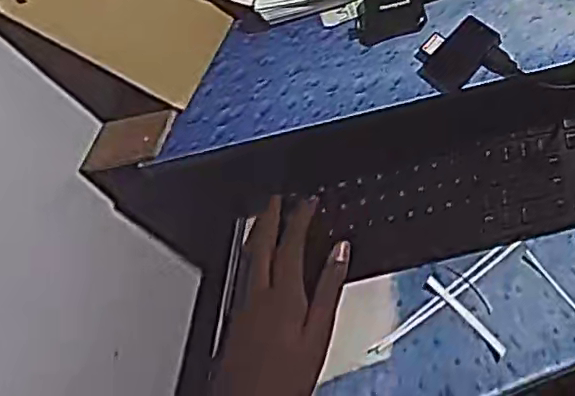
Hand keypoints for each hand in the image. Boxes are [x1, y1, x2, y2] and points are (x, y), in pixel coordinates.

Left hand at [210, 196, 348, 395]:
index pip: (291, 244)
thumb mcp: (319, 334)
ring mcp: (243, 308)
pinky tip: (254, 259)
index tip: (308, 201)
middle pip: (262, 244)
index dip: (300, 217)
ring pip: (247, 257)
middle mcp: (260, 295)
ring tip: (264, 217)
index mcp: (285, 294)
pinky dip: (250, 254)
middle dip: (270, 216)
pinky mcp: (234, 321)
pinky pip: (242, 274)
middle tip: (277, 197)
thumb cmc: (286, 379)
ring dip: (256, 231)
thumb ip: (330, 288)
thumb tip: (341, 250)